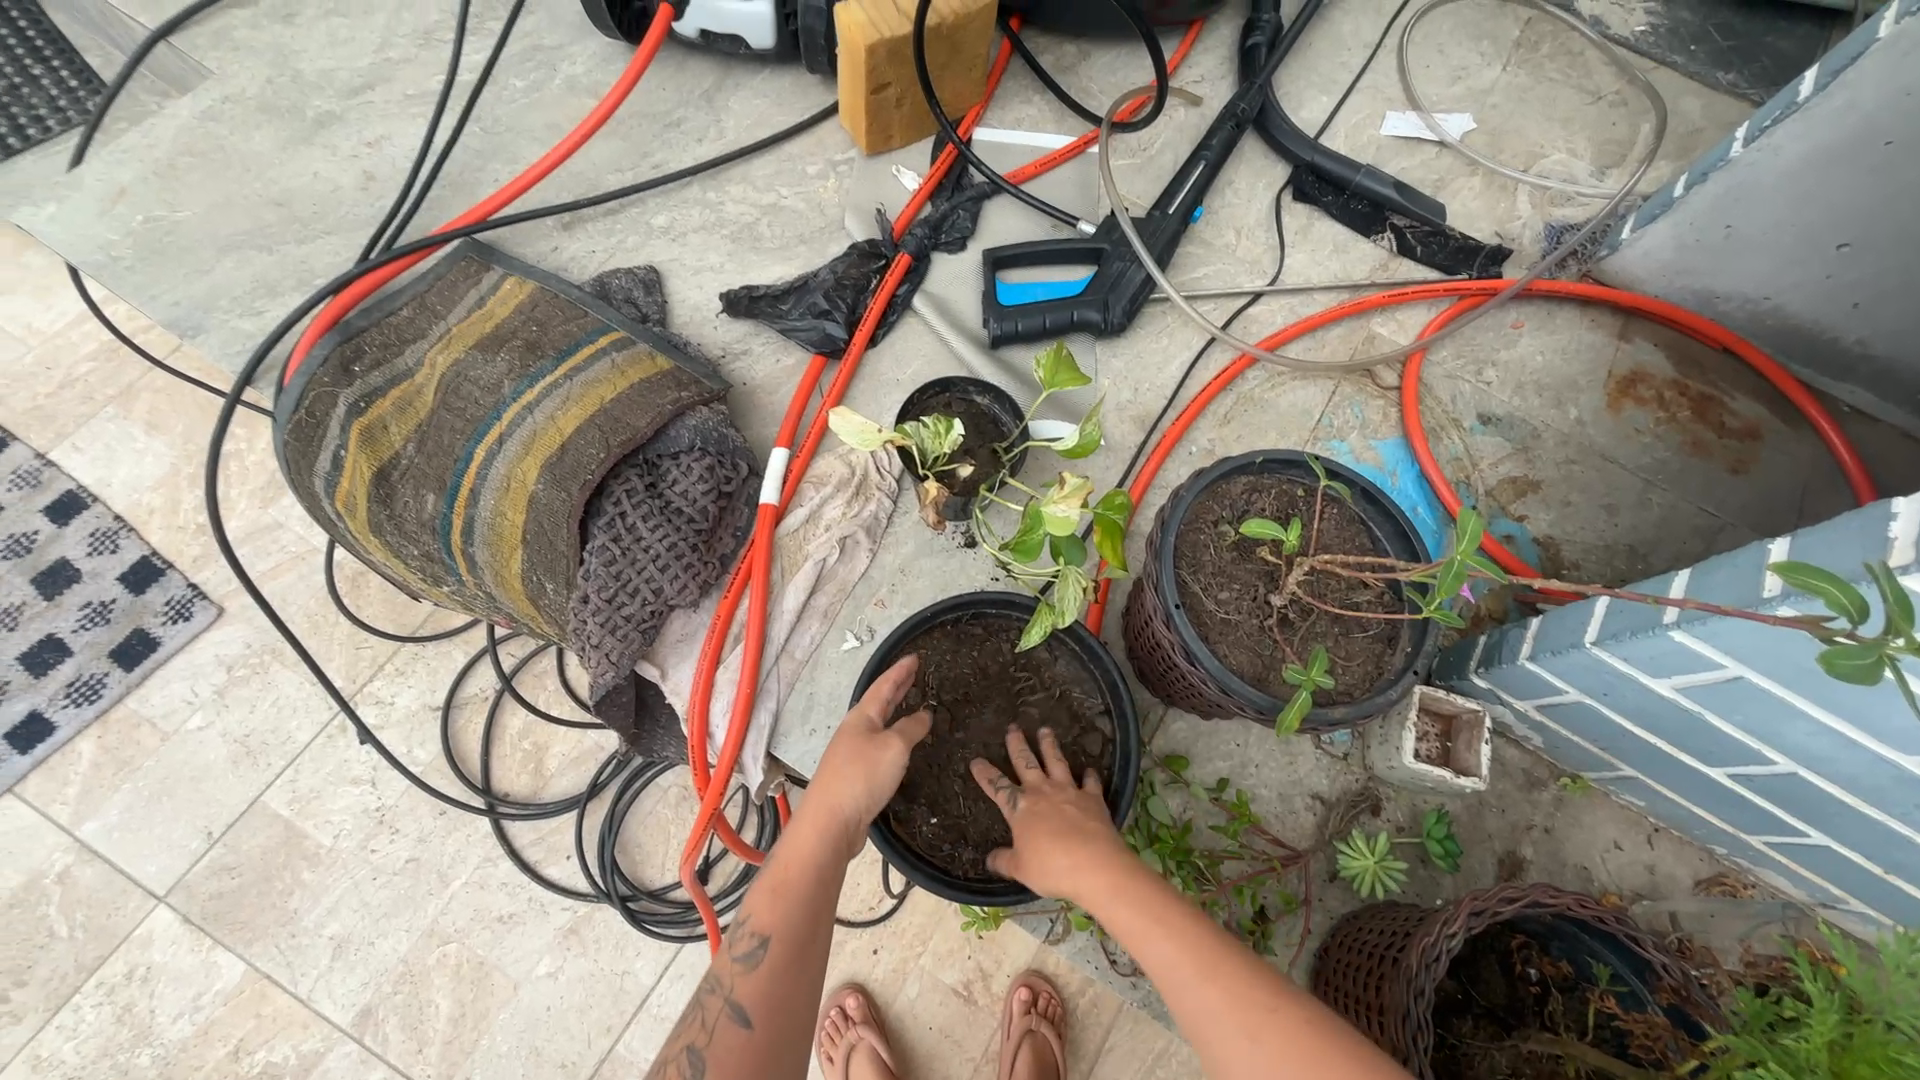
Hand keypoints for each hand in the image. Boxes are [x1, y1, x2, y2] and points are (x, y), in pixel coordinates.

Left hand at [803, 654, 931, 860]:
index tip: (916, 657)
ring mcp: (853, 754)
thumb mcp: (894, 747)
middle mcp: (855, 731)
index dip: (901, 671)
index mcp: (862, 717)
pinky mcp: (856, 777)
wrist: (831, 822)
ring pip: (878, 725)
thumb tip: (924, 714)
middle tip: (915, 674)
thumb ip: (911, 728)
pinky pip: (879, 747)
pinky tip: (901, 746)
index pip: (884, 686)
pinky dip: (893, 737)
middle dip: (897, 687)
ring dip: (895, 712)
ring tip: (912, 704)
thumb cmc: (862, 776)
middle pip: (879, 703)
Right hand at [971, 726, 1132, 903]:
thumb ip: (1004, 861)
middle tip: (1013, 727)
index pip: (997, 786)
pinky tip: (1090, 769)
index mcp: (1020, 808)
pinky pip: (1090, 782)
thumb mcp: (1020, 869)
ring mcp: (1069, 791)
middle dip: (1017, 744)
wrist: (1095, 865)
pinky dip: (1089, 775)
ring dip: (1049, 745)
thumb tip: (990, 859)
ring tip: (1045, 730)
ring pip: (1056, 762)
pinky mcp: (1092, 798)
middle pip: (1026, 762)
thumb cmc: (1051, 867)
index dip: (985, 774)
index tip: (976, 761)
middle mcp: (1042, 792)